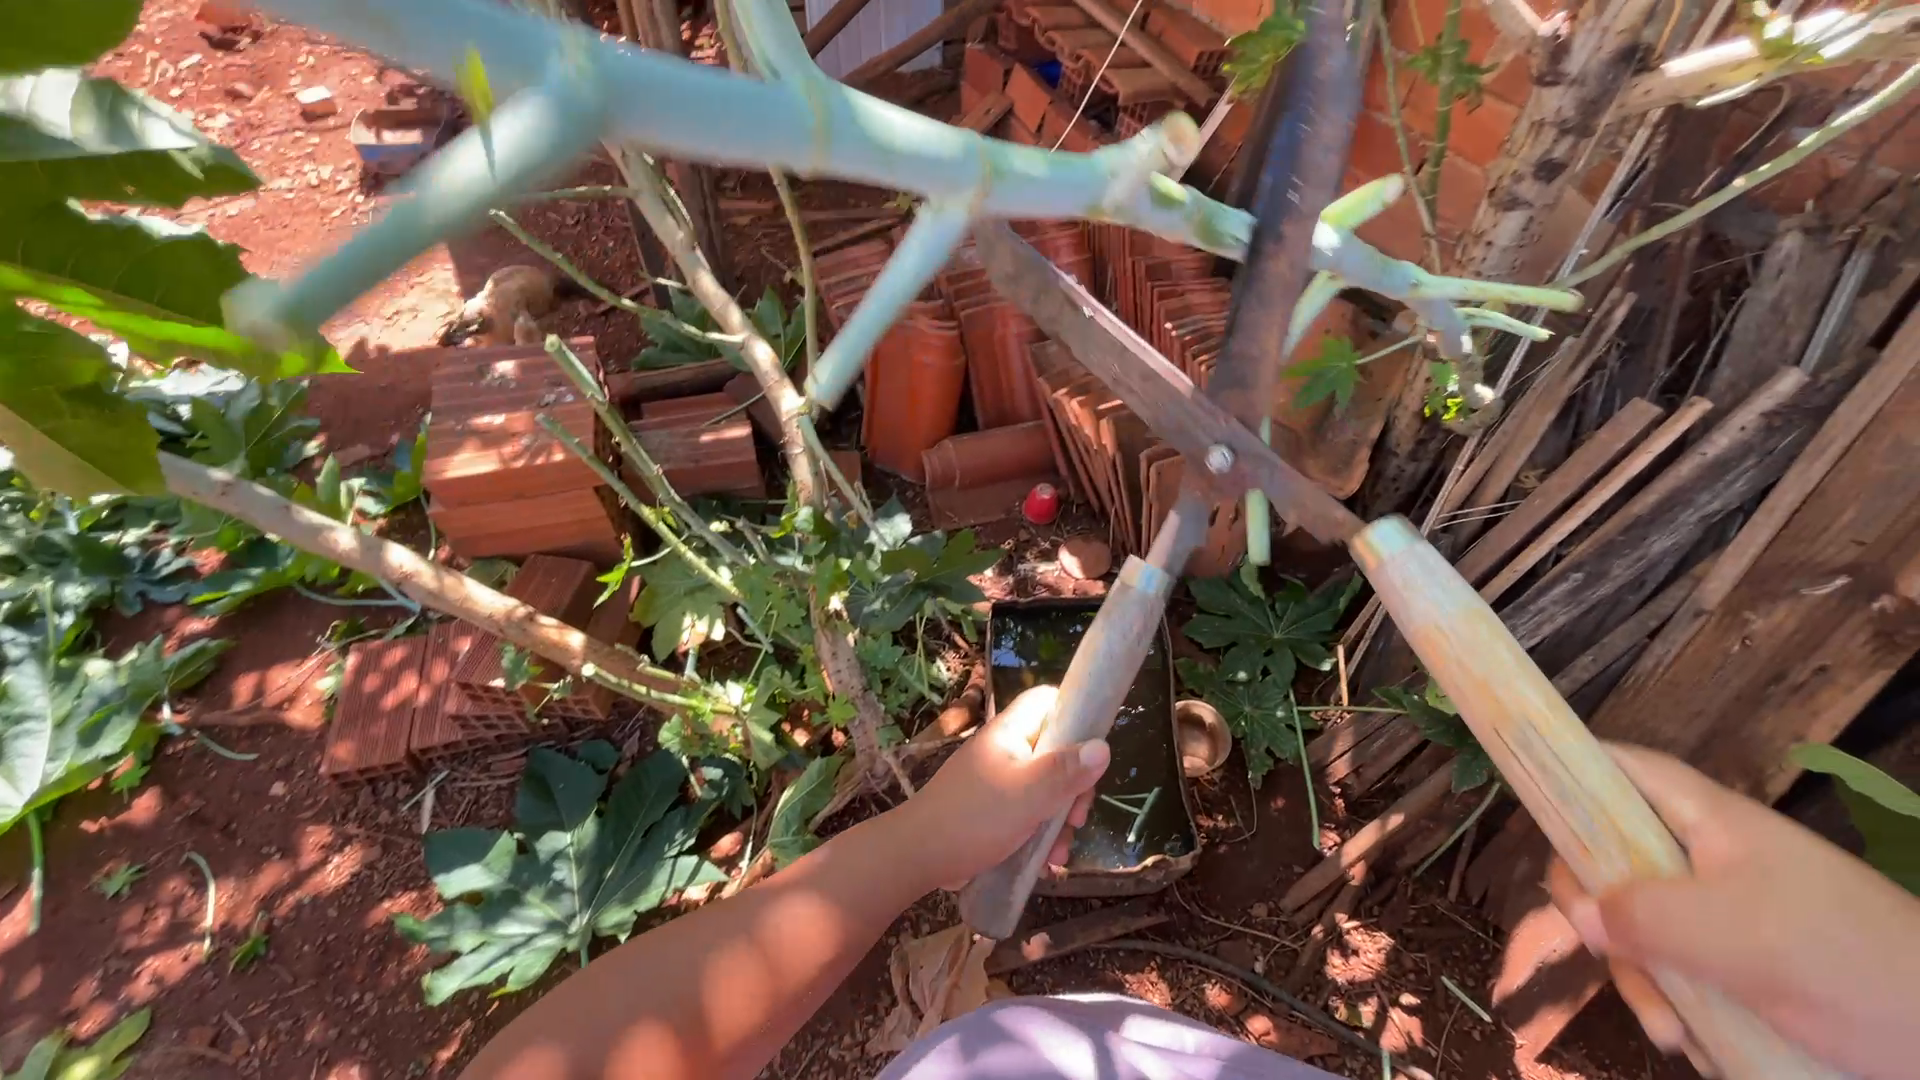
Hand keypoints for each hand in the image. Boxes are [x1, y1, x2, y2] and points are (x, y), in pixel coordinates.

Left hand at [894, 685, 1109, 889]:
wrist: (917, 857)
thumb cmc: (975, 817)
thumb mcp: (1028, 794)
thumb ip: (1066, 771)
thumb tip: (1104, 746)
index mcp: (1010, 733)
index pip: (1046, 702)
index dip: (1074, 716)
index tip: (1093, 751)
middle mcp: (1005, 751)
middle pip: (1055, 751)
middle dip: (1074, 786)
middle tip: (1078, 817)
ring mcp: (997, 781)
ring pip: (1045, 788)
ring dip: (1060, 819)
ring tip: (1060, 851)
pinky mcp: (993, 811)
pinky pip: (1029, 813)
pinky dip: (1042, 833)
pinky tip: (1047, 861)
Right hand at [1546, 743, 1919, 1079]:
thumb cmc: (1853, 967)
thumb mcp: (1739, 937)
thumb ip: (1641, 914)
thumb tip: (1576, 914)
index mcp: (1708, 823)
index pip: (1618, 767)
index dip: (1564, 765)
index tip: (1524, 795)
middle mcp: (1705, 856)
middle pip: (1607, 851)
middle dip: (1595, 908)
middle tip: (1598, 948)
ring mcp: (1723, 911)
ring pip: (1634, 918)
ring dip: (1634, 972)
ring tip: (1668, 1030)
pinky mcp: (1738, 963)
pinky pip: (1669, 964)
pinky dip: (1666, 999)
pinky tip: (1686, 1041)